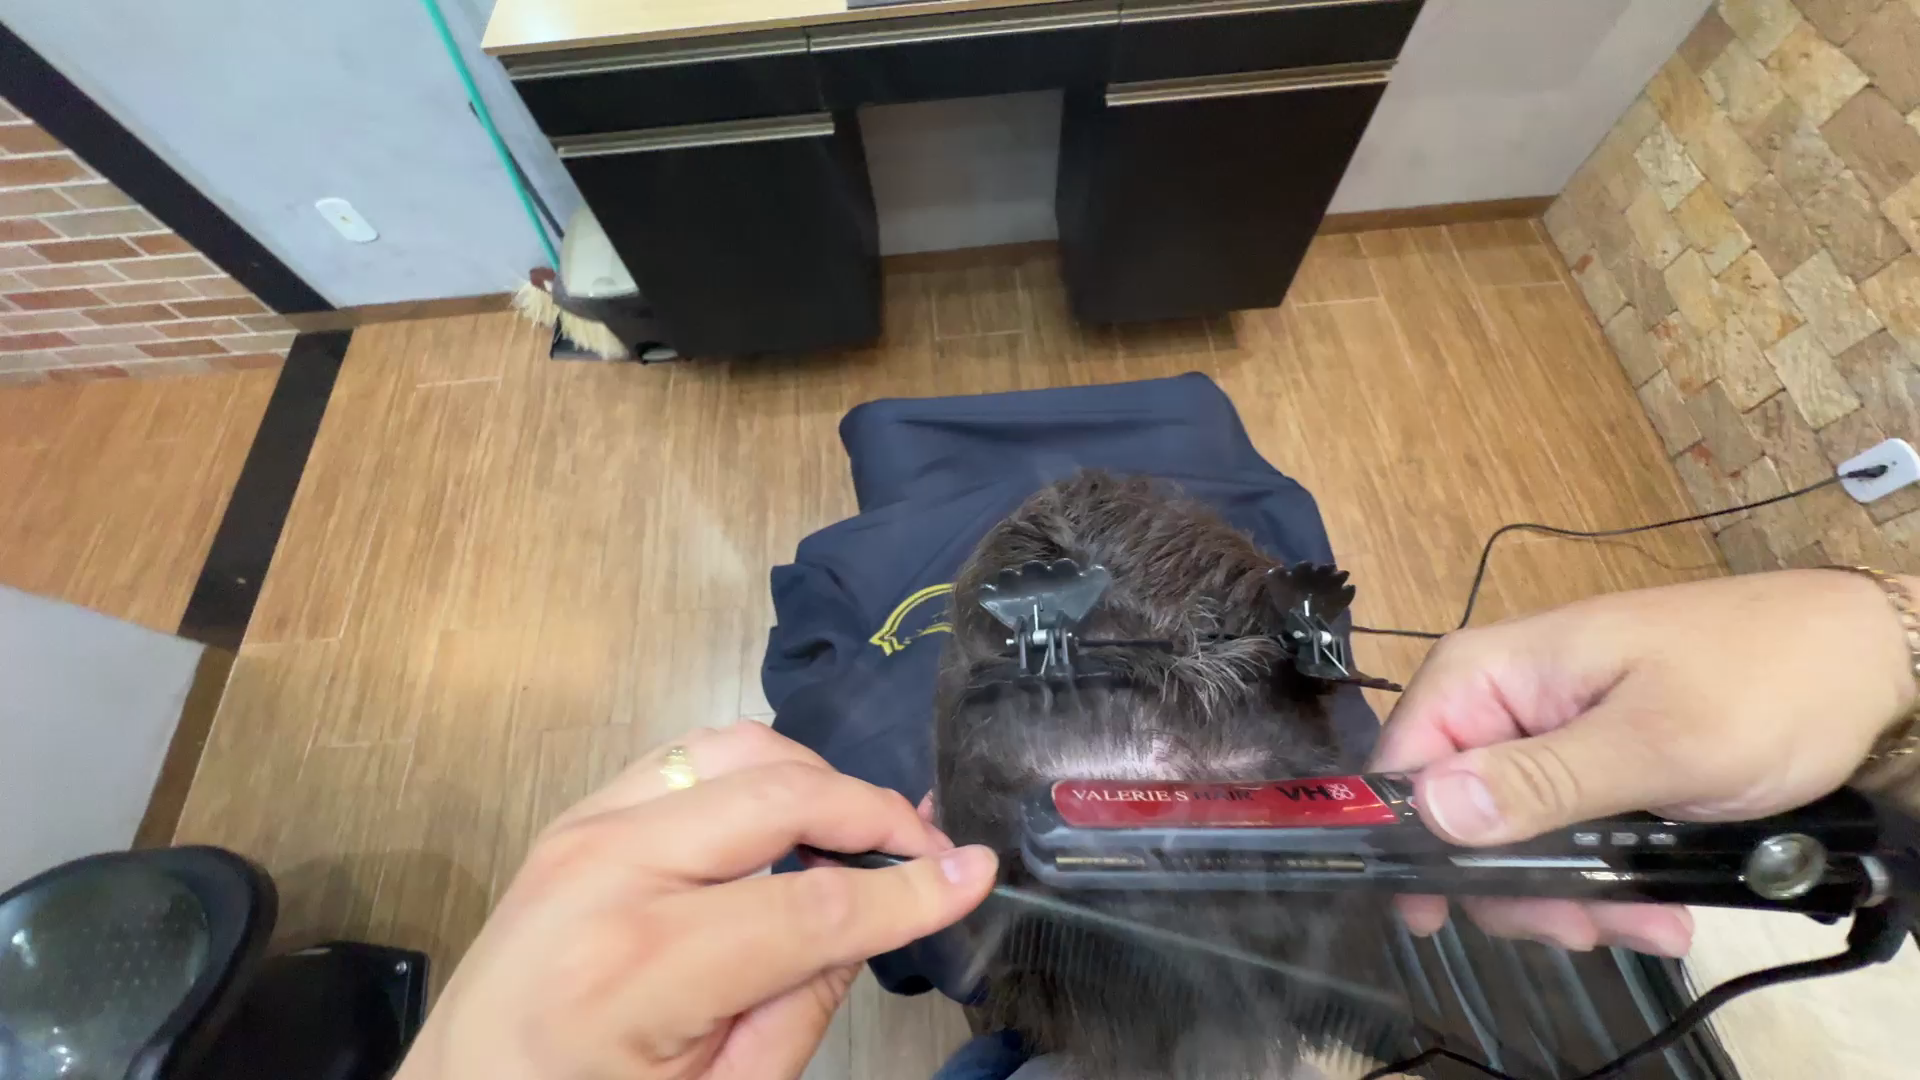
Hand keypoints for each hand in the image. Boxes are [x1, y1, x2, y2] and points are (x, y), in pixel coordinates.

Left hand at [396, 721, 998, 1079]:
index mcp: (634, 969)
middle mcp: (607, 868)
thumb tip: (880, 907)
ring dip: (818, 780)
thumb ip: (805, 999)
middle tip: (926, 849)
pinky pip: (696, 753)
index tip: (975, 872)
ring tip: (856, 831)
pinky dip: (762, 769)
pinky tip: (785, 815)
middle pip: (781, 797)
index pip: (811, 908)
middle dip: (873, 814)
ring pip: (743, 749)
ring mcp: (588, 822)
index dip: (908, 891)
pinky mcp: (584, 809)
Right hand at [1371, 569, 1914, 955]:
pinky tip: (1652, 906)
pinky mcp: (1572, 764)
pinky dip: (1595, 878)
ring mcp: (1530, 735)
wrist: (1868, 658)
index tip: (1440, 912)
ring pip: (1504, 831)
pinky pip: (1553, 831)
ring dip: (1565, 891)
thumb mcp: (1659, 742)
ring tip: (1646, 924)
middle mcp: (1487, 705)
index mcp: (1477, 676)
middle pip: (1450, 808)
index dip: (1408, 836)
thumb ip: (1543, 779)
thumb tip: (1432, 811)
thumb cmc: (1759, 682)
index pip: (1400, 762)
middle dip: (1510, 879)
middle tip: (1583, 929)